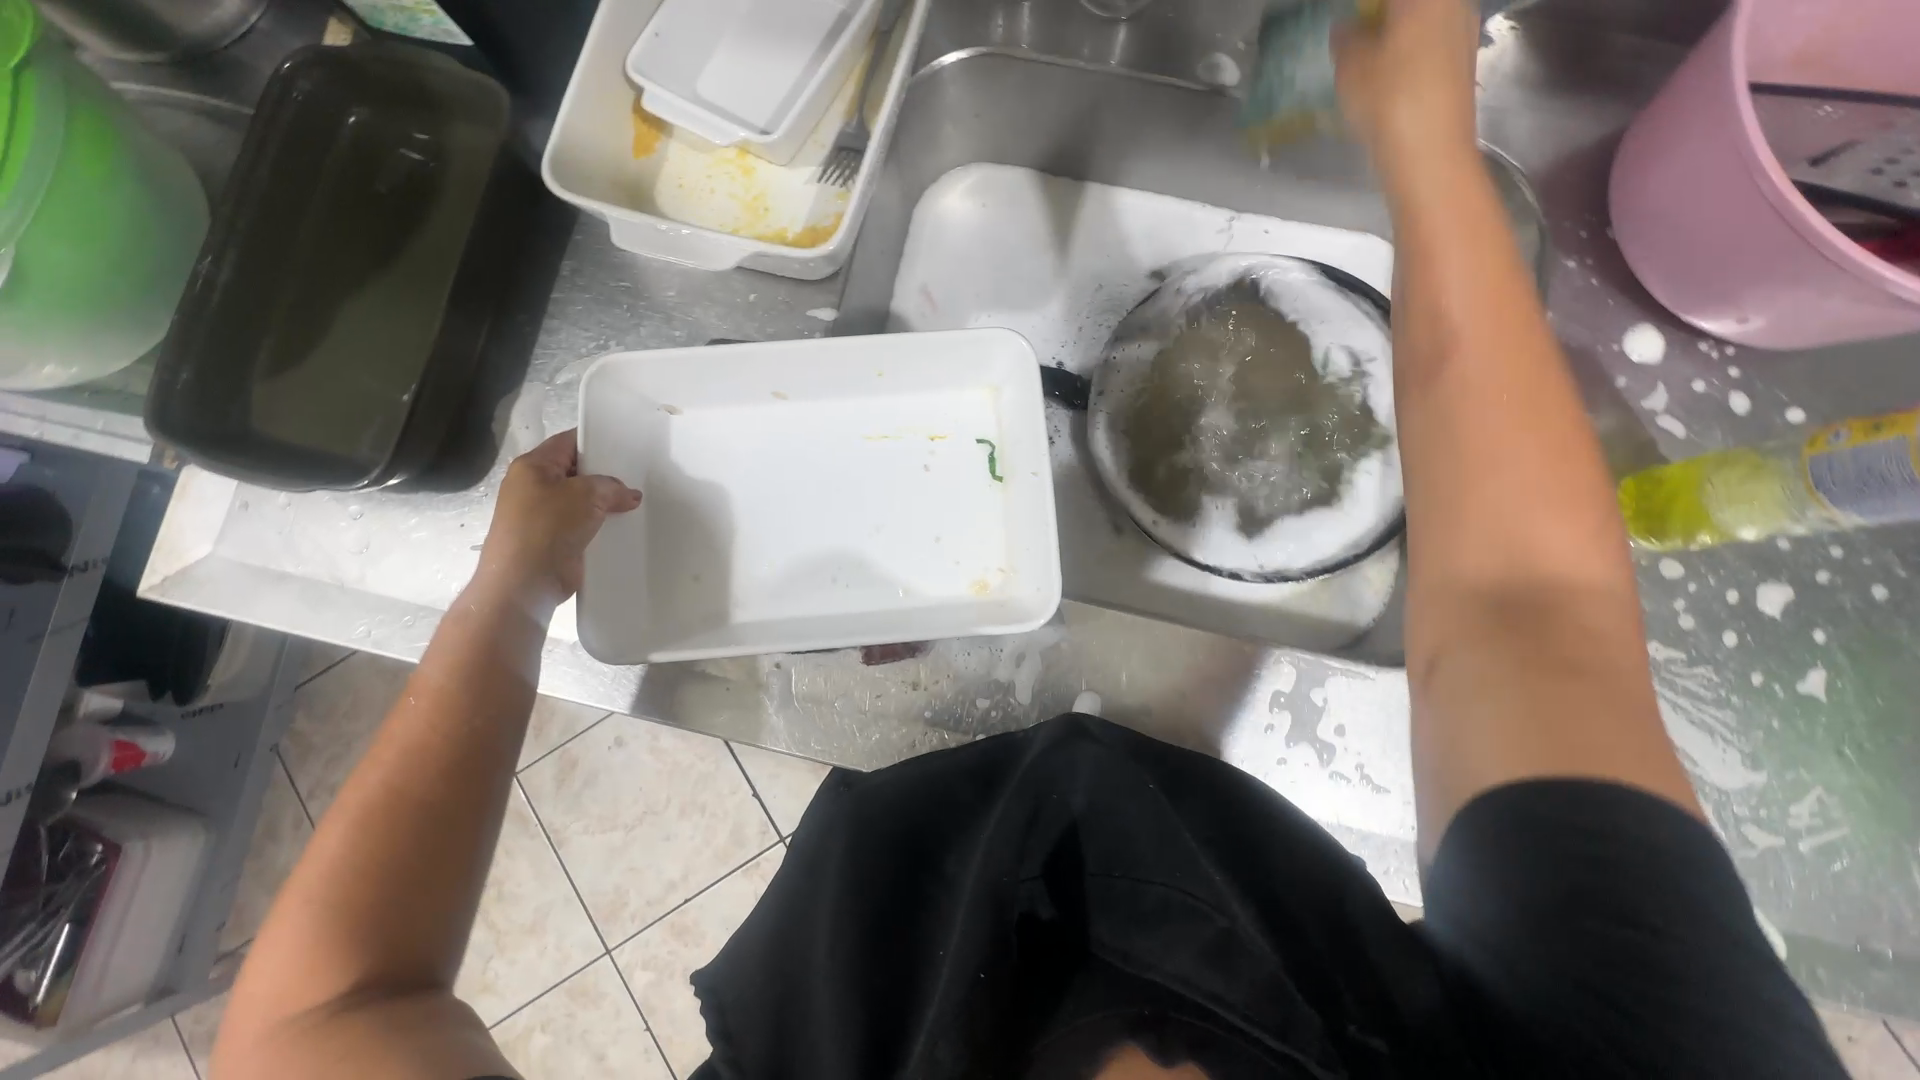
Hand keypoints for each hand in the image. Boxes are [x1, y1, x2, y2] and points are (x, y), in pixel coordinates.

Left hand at [474, 430, 641, 609]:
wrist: (524, 582)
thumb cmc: (548, 527)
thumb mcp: (585, 494)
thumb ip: (611, 487)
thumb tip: (629, 494)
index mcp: (533, 467)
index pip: (568, 442)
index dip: (597, 441)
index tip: (628, 445)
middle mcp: (535, 487)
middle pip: (577, 472)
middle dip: (606, 475)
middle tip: (639, 475)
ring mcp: (544, 515)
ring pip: (583, 501)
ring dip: (606, 504)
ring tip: (638, 501)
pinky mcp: (556, 540)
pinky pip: (584, 526)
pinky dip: (602, 526)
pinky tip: (626, 526)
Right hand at [1333, 0, 1481, 177]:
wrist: (1431, 152)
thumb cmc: (1388, 99)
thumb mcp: (1351, 67)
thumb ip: (1346, 38)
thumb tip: (1347, 25)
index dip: (1367, 8)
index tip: (1352, 19)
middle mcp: (1452, 3)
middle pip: (1412, 6)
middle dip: (1386, 14)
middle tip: (1360, 33)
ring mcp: (1465, 29)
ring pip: (1427, 17)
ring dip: (1400, 29)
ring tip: (1373, 53)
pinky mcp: (1465, 59)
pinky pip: (1436, 37)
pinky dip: (1414, 46)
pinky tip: (1394, 72)